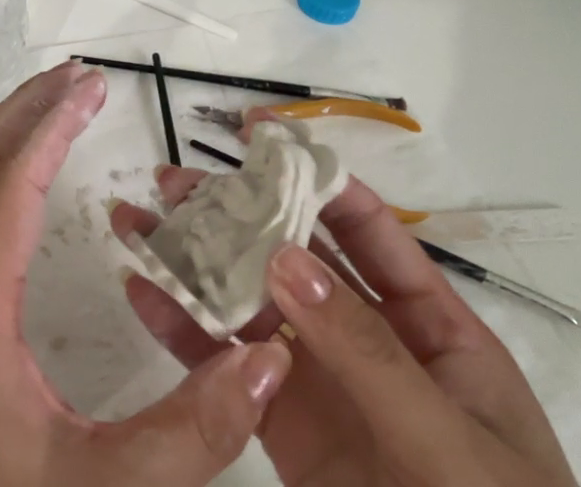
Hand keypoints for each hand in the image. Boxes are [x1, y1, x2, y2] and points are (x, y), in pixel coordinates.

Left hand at [0, 61, 292, 486]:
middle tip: (78, 78)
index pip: (7, 187)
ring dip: (0, 134)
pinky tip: (22, 176)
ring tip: (53, 107)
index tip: (91, 87)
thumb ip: (194, 430)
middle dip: (21, 111)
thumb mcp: (110, 484)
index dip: (49, 129)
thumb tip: (270, 360)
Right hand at [109, 110, 577, 486]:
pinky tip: (140, 291)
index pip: (370, 236)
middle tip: (170, 181)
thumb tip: (284, 257)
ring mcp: (319, 381)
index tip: (258, 139)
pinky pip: (225, 363)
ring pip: (247, 304)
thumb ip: (364, 352)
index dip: (317, 182)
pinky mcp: (277, 421)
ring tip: (135, 221)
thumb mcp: (445, 441)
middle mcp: (367, 341)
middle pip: (293, 259)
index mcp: (433, 332)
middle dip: (235, 214)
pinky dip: (181, 327)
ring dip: (193, 261)